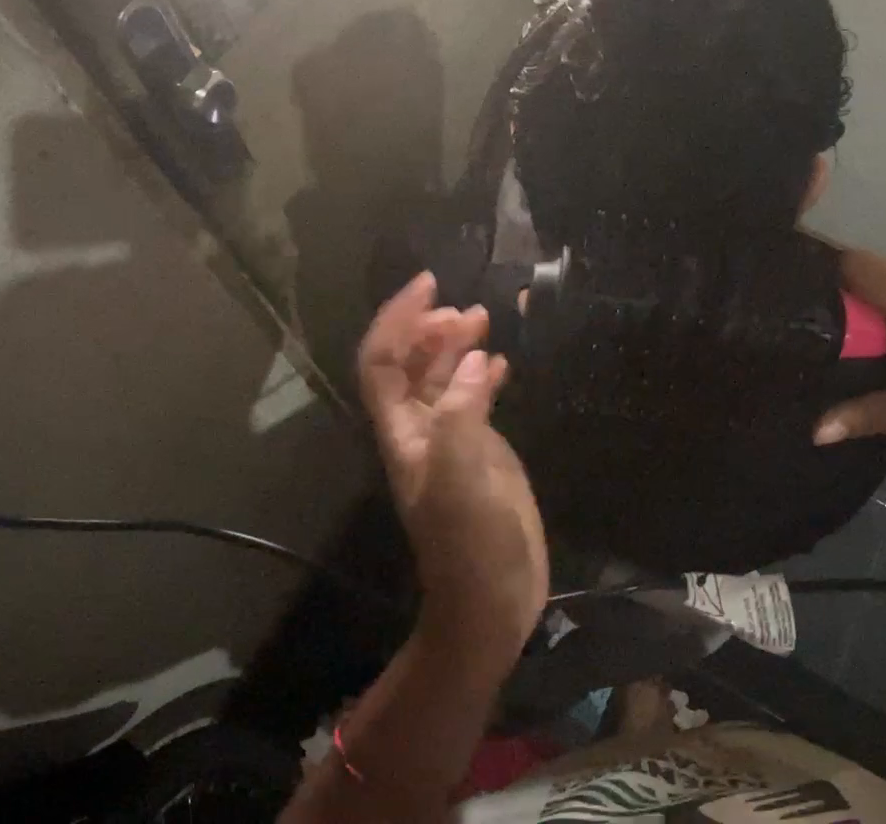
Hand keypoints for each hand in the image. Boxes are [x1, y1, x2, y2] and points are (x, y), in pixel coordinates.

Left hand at [358, 273, 548, 648]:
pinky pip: (474, 400)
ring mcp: (452, 443)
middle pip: (410, 365)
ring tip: (483, 319)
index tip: (428, 284)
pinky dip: (483, 374)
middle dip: (429, 327)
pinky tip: (502, 362)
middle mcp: (421, 431)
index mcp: (404, 433)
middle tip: (466, 310)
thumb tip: (476, 358)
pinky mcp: (481, 455)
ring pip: (441, 379)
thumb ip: (462, 413)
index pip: (383, 363)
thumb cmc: (471, 544)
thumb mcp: (463, 477)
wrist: (492, 601)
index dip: (397, 320)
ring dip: (455, 345)